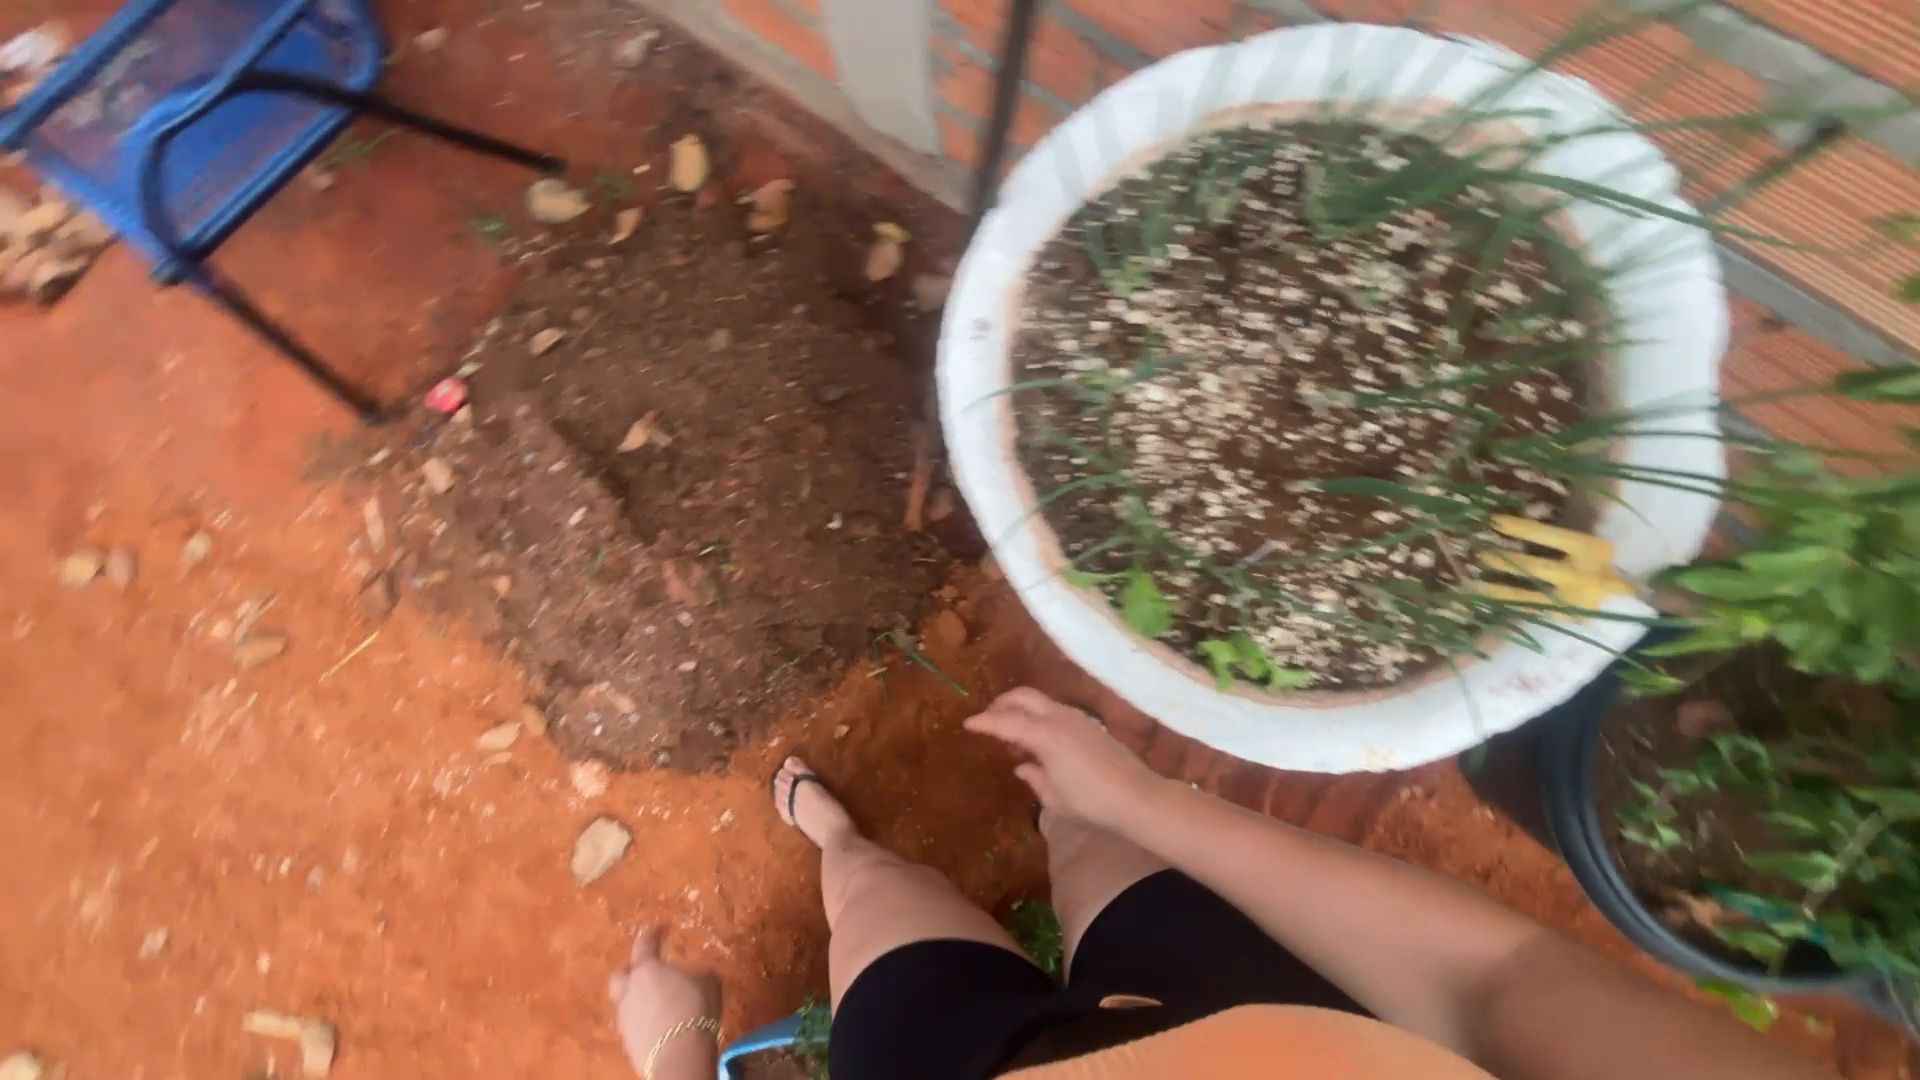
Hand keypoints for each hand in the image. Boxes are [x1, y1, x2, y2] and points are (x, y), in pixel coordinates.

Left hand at [610, 929, 719, 1077]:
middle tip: (646, 970)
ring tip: (655, 1000)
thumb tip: (700, 974)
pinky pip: (632, 1023)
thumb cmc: (694, 1009)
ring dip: (636, 998)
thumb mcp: (709, 983)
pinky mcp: (627, 1043)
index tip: (658, 929)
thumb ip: (700, 974)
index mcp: (648, 970)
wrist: (679, 1056)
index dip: (652, 935)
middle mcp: (630, 991)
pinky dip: (642, 1019)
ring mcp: (625, 1019)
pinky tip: (657, 1022)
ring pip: (625, 1002)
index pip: (645, 944)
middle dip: (631, 971)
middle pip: (620, 976)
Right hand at [964, 688, 1164, 831]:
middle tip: (987, 720)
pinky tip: (1037, 740)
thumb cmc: (1093, 803)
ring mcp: (1077, 718)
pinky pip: (1054, 710)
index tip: (967, 724)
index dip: (984, 722)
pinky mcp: (1089, 724)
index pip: (1005, 721)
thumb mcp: (1055, 799)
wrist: (1138, 797)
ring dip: (1020, 709)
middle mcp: (1059, 718)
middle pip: (1023, 696)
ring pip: (1040, 701)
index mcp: (1045, 735)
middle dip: (1001, 704)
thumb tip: (1022, 767)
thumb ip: (1034, 778)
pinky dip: (1037, 716)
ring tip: (1011, 734)